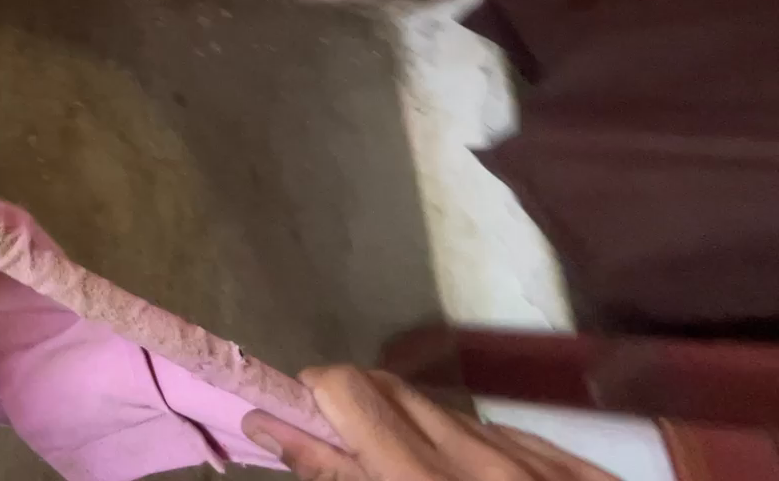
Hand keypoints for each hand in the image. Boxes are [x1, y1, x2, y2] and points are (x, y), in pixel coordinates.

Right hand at [243, 367, 617, 480]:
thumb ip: (335, 478)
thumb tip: (267, 424)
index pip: (343, 388)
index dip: (311, 394)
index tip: (299, 419)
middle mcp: (485, 463)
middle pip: (381, 384)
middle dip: (350, 406)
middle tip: (348, 450)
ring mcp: (544, 465)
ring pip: (437, 407)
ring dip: (410, 430)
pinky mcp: (587, 474)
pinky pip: (503, 432)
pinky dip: (474, 450)